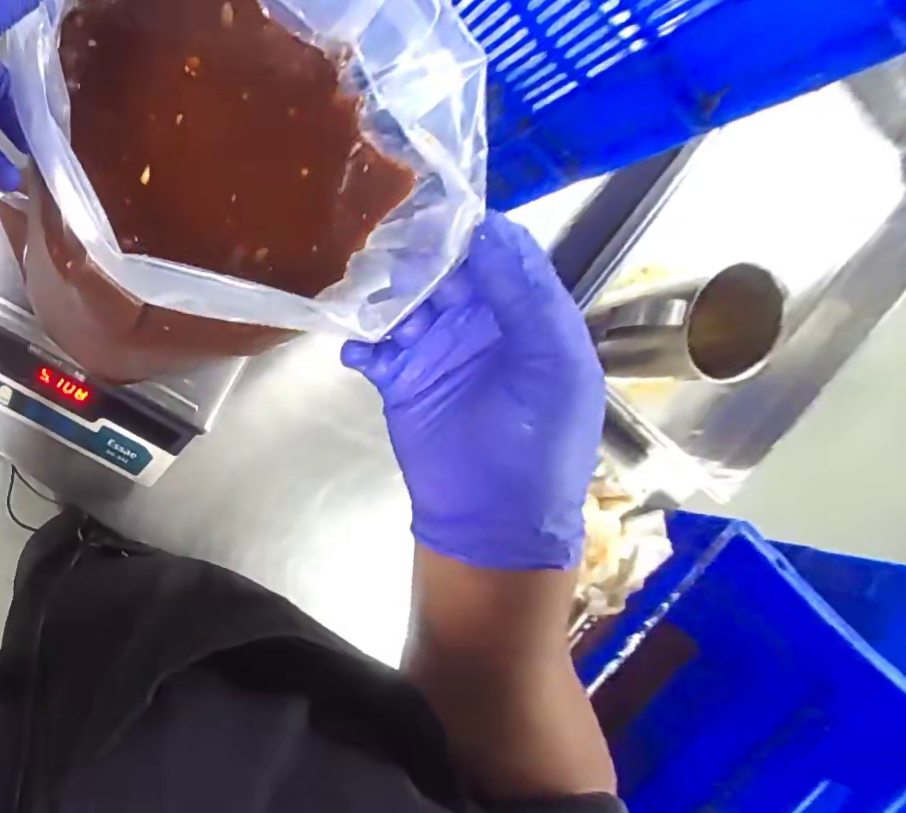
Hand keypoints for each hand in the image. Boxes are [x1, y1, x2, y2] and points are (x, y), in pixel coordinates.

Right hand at [343, 213, 603, 570]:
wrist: (492, 515)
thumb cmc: (537, 442)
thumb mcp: (550, 360)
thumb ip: (525, 295)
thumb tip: (489, 230)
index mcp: (524, 312)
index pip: (495, 253)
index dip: (469, 228)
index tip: (435, 204)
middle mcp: (477, 323)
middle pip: (441, 273)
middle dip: (415, 257)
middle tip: (381, 240)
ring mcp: (434, 353)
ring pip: (403, 307)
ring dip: (384, 296)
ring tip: (361, 290)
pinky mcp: (399, 384)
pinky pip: (374, 353)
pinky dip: (361, 345)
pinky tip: (355, 346)